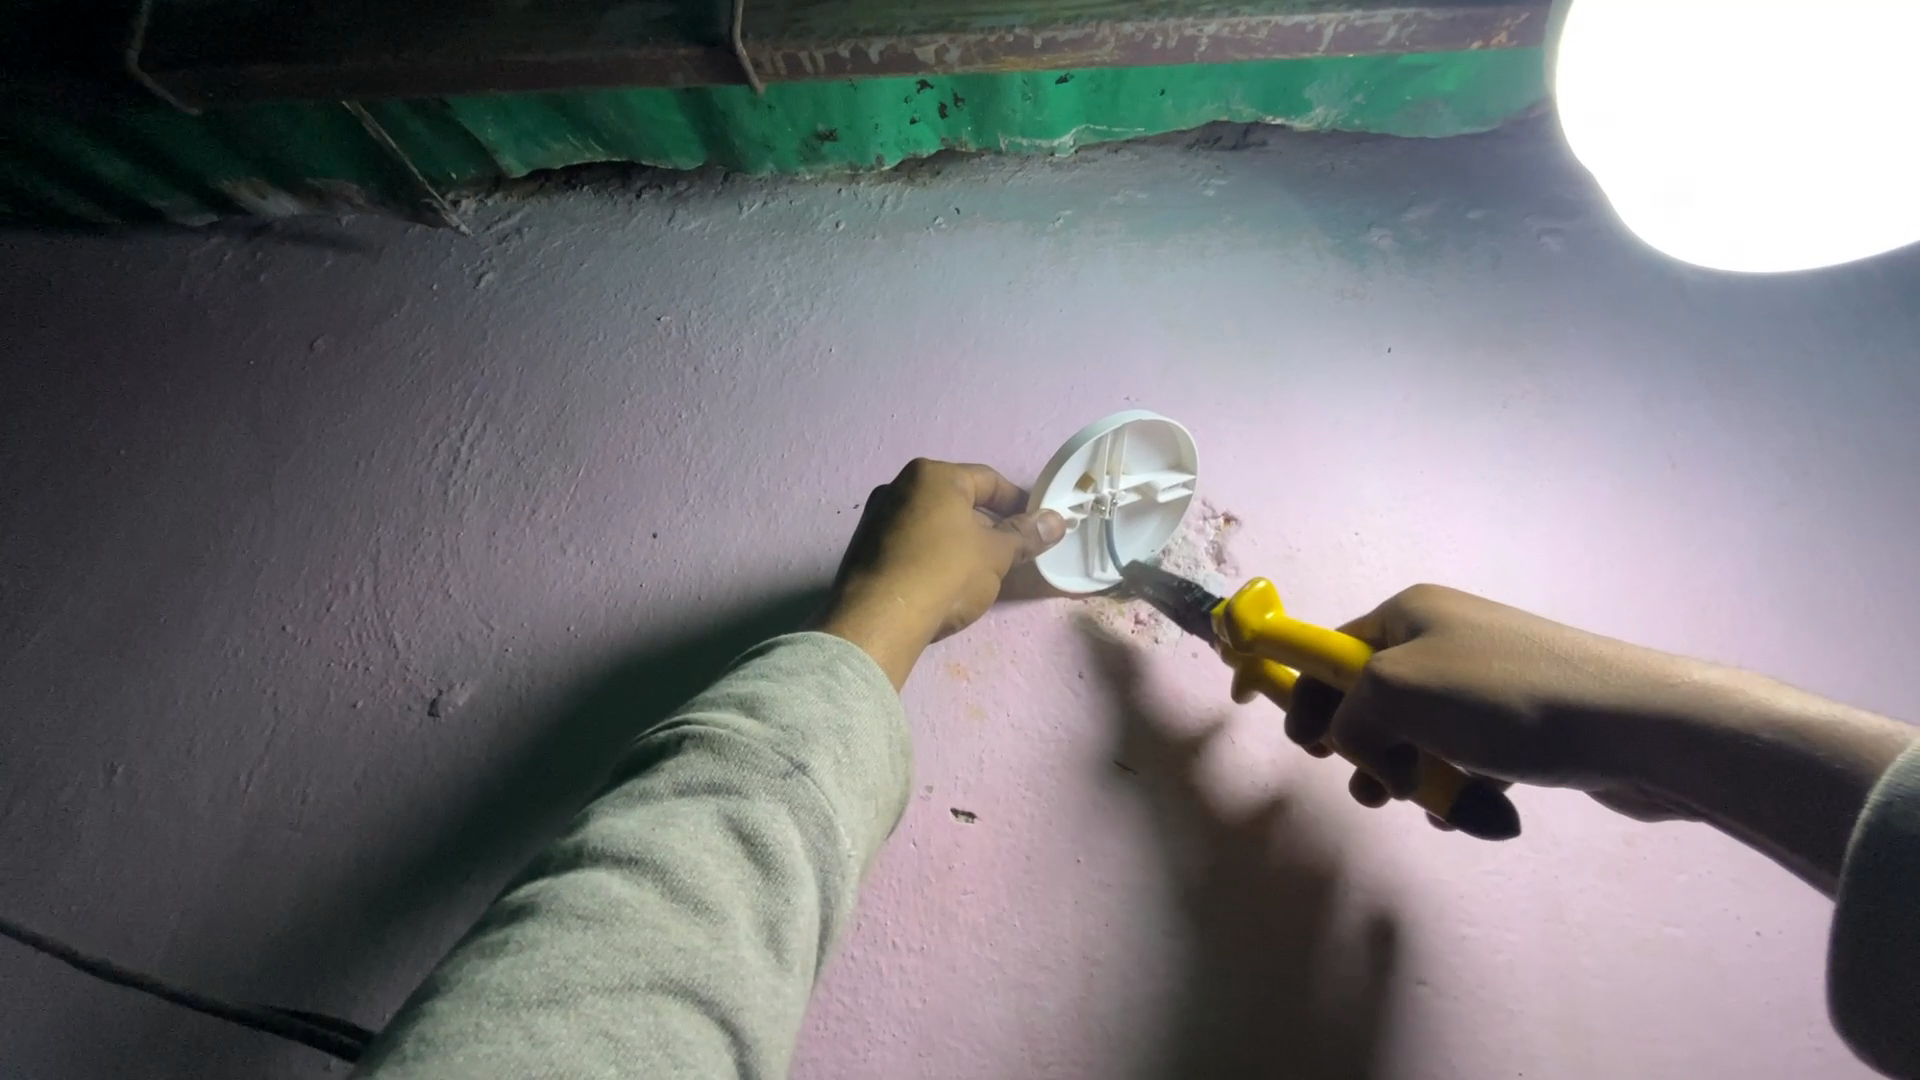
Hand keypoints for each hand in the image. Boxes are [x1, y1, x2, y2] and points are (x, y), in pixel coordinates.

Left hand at [815, 459, 1064, 688]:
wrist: (879, 619)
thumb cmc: (946, 573)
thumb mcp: (996, 554)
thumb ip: (1026, 535)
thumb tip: (1055, 521)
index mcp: (932, 475)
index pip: (988, 480)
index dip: (1018, 503)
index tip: (1035, 526)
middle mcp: (898, 486)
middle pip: (957, 501)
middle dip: (986, 525)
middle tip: (1008, 554)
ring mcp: (876, 517)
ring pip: (931, 523)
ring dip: (958, 542)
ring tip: (976, 574)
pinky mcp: (863, 548)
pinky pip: (909, 544)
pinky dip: (930, 556)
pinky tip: (941, 584)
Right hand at [1284, 583, 1914, 893]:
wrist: (1644, 725)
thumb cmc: (1500, 697)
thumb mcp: (1393, 694)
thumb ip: (1348, 720)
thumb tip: (1362, 750)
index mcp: (1406, 615)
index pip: (1331, 653)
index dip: (1308, 697)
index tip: (1304, 747)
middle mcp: (1442, 638)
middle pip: (1374, 699)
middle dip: (1367, 750)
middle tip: (1371, 791)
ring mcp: (1485, 679)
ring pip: (1421, 735)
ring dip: (1417, 777)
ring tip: (1432, 809)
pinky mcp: (1524, 719)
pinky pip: (1468, 753)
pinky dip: (1463, 784)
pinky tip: (1478, 814)